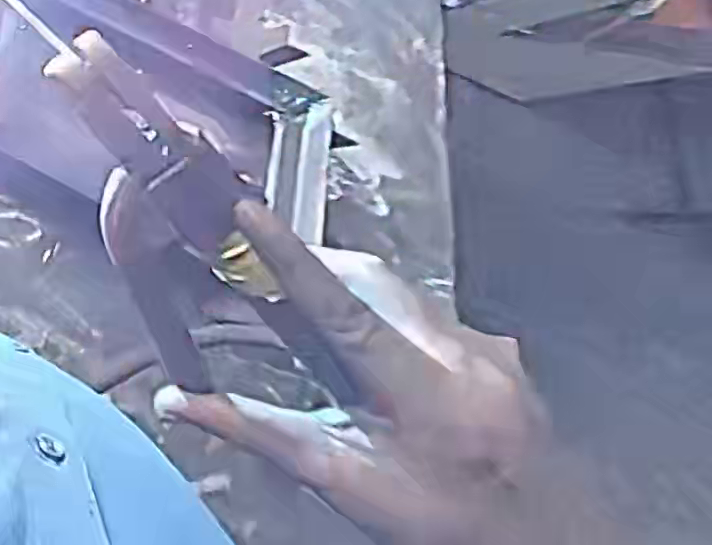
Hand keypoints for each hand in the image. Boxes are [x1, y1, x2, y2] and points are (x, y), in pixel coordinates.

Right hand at [155, 201, 556, 544]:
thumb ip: (255, 432)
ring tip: (278, 301)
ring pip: (380, 279)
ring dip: (321, 278)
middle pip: (357, 278)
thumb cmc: (448, 519)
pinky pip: (404, 295)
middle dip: (294, 266)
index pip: (341, 308)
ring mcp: (480, 346)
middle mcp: (462, 359)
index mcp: (427, 396)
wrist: (546, 543)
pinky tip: (334, 323)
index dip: (285, 254)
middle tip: (241, 274)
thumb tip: (177, 401)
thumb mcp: (341, 481)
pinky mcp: (483, 341)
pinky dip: (355, 295)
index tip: (247, 212)